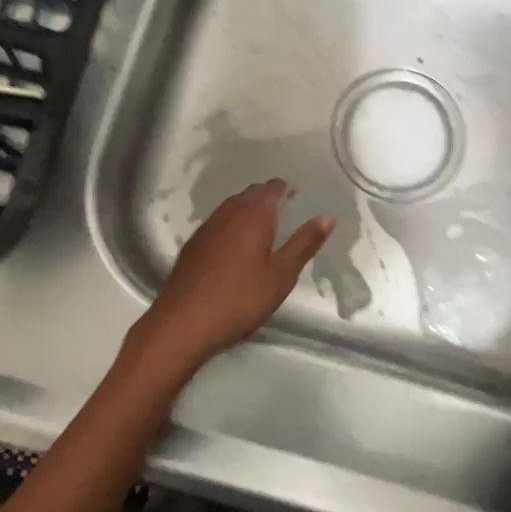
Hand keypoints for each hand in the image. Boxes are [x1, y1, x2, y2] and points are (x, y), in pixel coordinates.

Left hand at [127, 179, 334, 374]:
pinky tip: (234, 243)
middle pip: (251, 194)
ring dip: (248, 208)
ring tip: (263, 224)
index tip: (297, 196)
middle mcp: (228, 213)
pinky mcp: (192, 245)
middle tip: (284, 208)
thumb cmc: (240, 299)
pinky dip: (232, 223)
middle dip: (268, 196)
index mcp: (254, 215)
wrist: (182, 323)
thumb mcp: (281, 275)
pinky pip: (218, 222)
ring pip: (232, 206)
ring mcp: (207, 228)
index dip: (286, 189)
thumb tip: (328, 216)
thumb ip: (304, 243)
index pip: (272, 188)